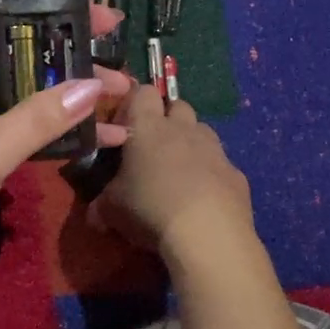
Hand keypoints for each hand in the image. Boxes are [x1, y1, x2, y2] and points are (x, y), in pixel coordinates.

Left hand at [0, 0, 135, 278]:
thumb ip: (39, 119)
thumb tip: (94, 85)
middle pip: (14, 41)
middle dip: (61, 36)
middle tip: (111, 30)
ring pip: (28, 83)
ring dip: (70, 84)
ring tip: (123, 87)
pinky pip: (29, 122)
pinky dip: (61, 124)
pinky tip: (106, 135)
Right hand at [89, 85, 254, 256]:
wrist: (207, 236)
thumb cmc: (150, 209)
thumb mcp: (111, 209)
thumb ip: (102, 203)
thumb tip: (93, 213)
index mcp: (147, 127)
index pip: (143, 92)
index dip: (135, 103)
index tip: (126, 124)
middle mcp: (182, 129)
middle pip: (178, 105)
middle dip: (167, 119)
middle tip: (154, 147)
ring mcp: (214, 149)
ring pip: (202, 131)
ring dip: (191, 143)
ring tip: (180, 172)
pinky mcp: (236, 174)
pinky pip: (221, 164)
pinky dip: (212, 174)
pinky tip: (204, 199)